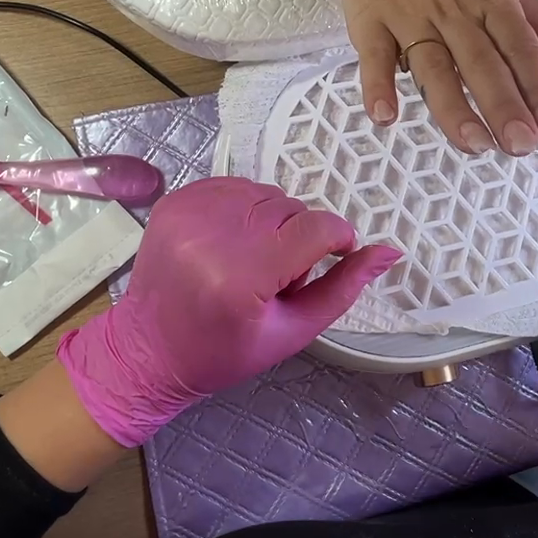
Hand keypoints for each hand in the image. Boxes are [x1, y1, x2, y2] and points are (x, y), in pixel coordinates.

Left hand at [59, 178, 401, 446]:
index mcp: (243, 279)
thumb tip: (391, 251)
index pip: (315, 229)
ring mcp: (189, 214)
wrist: (146, 350)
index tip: (337, 253)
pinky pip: (235, 186)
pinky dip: (245, 207)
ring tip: (254, 258)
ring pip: (267, 194)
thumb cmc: (224, 351)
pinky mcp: (176, 201)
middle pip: (292, 209)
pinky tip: (234, 240)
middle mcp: (214, 238)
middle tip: (278, 275)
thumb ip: (344, 288)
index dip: (337, 238)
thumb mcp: (293, 331)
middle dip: (298, 237)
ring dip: (273, 220)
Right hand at [320, 0, 537, 157]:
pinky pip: (373, 56)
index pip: (520, 47)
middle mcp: (454, 11)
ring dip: (451, 107)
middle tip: (521, 146)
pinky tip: (386, 116)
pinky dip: (376, 85)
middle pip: (481, 63)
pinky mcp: (369, 21)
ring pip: (433, 66)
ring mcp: (409, 17)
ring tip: (472, 143)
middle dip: (503, 106)